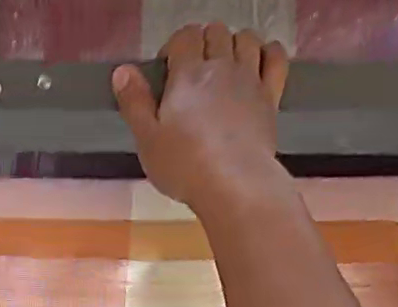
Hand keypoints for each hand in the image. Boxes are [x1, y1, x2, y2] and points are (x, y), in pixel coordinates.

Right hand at [113, 23, 290, 210]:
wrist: (232, 182)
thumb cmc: (183, 165)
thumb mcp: (147, 140)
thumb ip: (134, 103)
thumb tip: (122, 70)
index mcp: (188, 75)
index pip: (184, 38)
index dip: (173, 47)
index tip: (165, 69)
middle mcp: (222, 66)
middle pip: (215, 33)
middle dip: (202, 43)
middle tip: (191, 70)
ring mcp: (250, 77)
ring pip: (245, 39)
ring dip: (232, 43)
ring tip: (221, 65)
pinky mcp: (270, 95)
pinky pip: (275, 57)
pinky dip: (266, 51)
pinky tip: (258, 61)